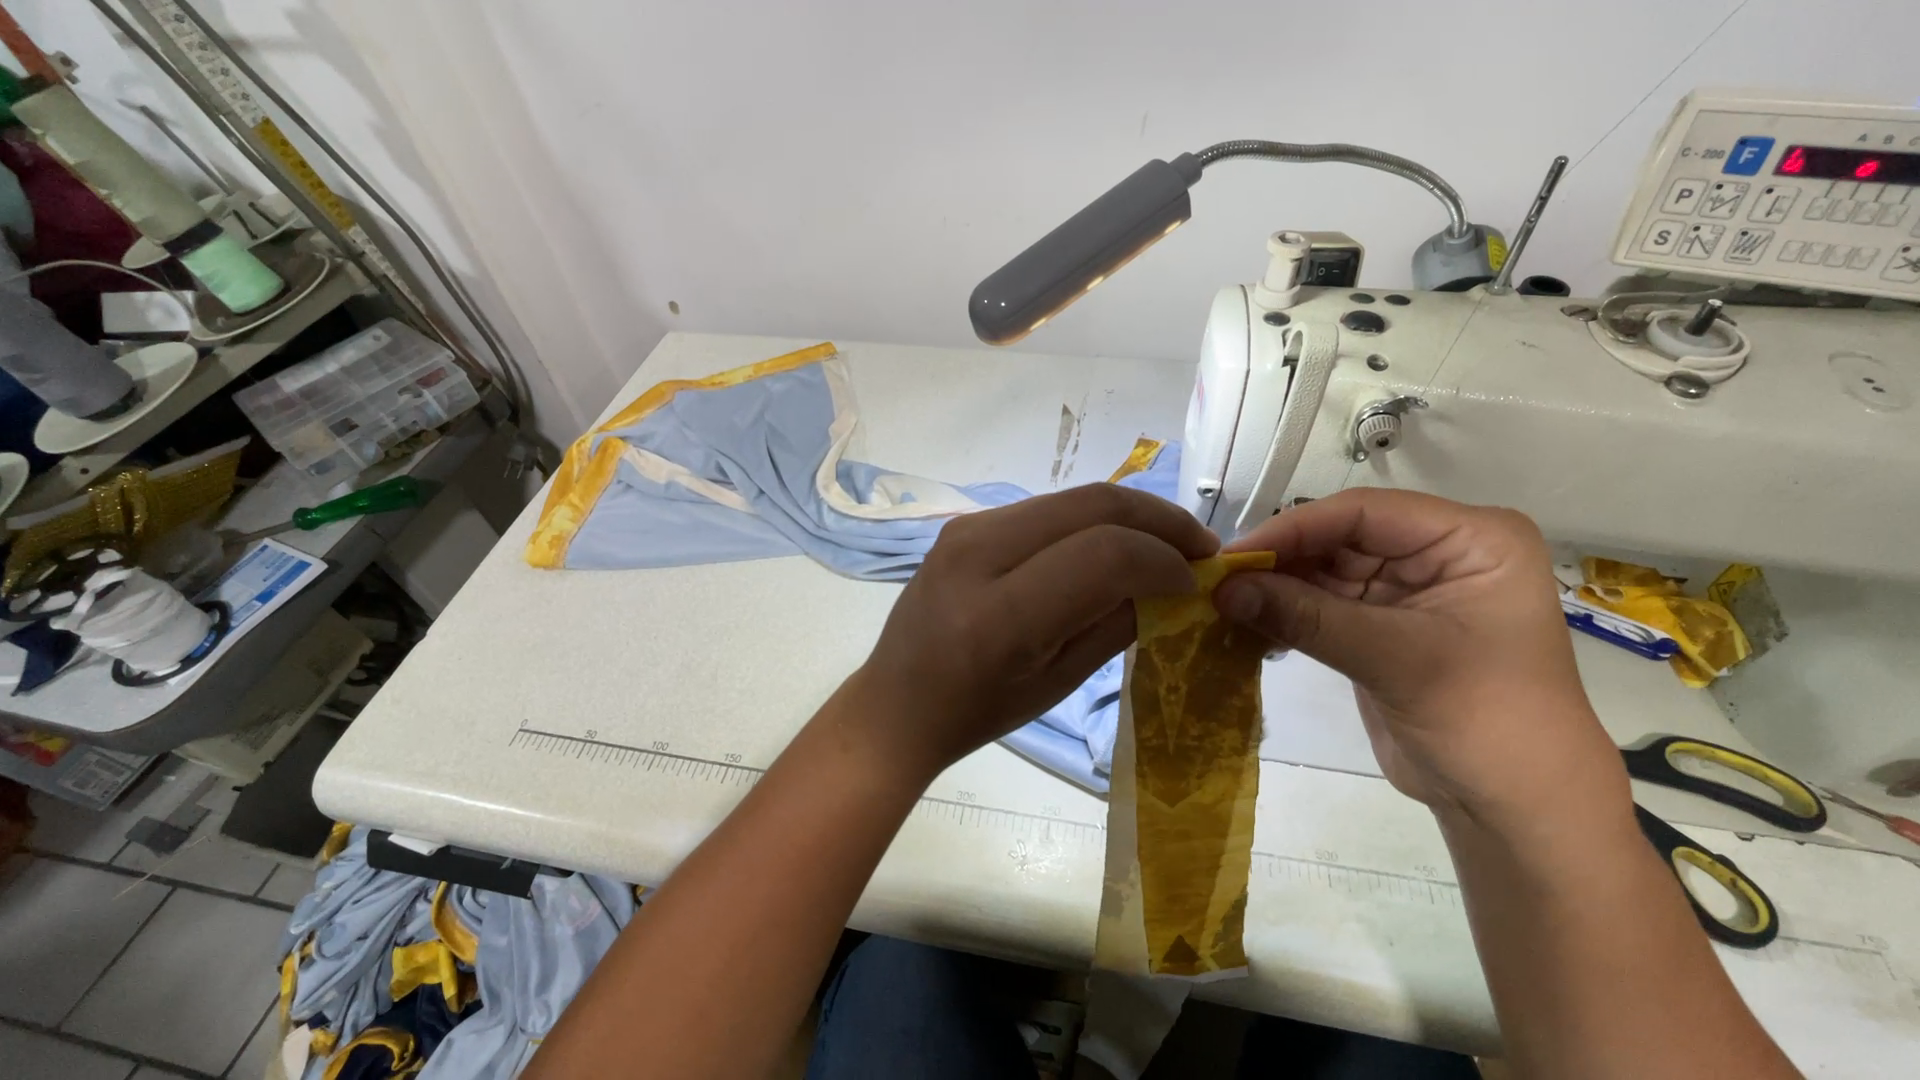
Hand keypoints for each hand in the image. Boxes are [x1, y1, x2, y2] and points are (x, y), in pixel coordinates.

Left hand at [846, 484, 1218, 781]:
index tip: (1196, 579)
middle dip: (1158, 518)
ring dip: (1128, 513)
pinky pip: (1045, 508)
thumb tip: (1172, 581)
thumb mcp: (1058, 682)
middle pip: (1092, 504)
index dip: (1163, 558)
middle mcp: (978, 552)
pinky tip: (1115, 542)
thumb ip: (1117, 623)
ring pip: (1072, 497)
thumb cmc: (978, 712)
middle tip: (1199, 546)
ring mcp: (966, 528)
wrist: (897, 702)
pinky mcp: (965, 522)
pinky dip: (1091, 519)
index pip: (1104, 553)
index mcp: (1000, 614)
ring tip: (1166, 543)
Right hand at [1213, 489, 1625, 823]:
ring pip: (1326, 571)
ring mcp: (1409, 590)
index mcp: (1472, 539)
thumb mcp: (1395, 659)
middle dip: (1281, 559)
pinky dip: (1286, 614)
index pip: (1366, 513)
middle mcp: (1439, 552)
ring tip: (1222, 603)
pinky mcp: (1383, 627)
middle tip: (1216, 582)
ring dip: (1277, 588)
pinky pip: (1323, 606)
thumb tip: (1223, 590)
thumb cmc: (1482, 718)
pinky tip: (1247, 625)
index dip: (1296, 529)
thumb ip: (1307, 617)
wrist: (1511, 804)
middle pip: (1341, 538)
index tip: (1234, 557)